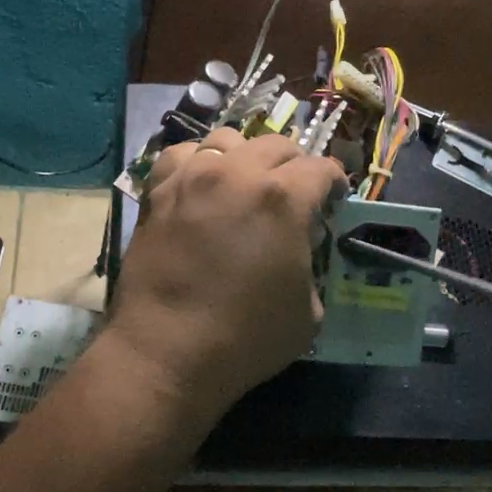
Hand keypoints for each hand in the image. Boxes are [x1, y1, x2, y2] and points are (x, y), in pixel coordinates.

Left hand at [105, 128, 346, 429]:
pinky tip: (202, 184)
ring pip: (227, 140)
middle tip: (294, 194)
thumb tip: (299, 250)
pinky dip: (198, 162)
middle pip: (276, 145)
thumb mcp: (308, 312)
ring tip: (245, 183)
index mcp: (284, 198)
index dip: (333, 184)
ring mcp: (193, 177)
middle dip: (293, 166)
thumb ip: (311, 267)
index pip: (321, 168)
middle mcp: (239, 173)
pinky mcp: (157, 192)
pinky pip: (182, 155)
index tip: (333, 200)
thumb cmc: (246, 339)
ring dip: (245, 157)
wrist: (166, 352)